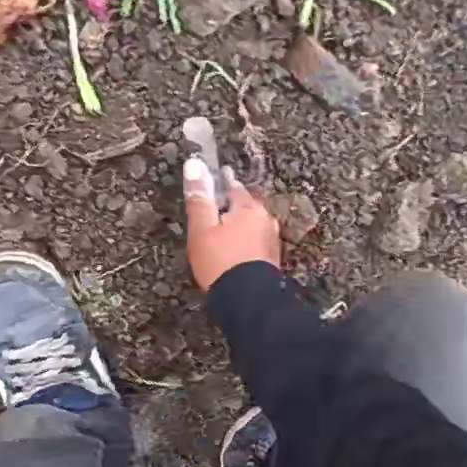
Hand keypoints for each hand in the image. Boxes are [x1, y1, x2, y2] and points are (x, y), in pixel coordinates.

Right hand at [183, 158, 280, 289]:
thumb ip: (199, 199)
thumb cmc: (221, 263)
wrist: (249, 302)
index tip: (215, 181)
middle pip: (246, 207)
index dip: (221, 185)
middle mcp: (266, 220)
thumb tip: (194, 164)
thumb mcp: (202, 230)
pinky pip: (255, 243)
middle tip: (215, 212)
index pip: (234, 187)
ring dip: (239, 227)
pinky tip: (234, 254)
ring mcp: (272, 241)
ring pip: (252, 226)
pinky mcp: (272, 260)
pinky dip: (244, 244)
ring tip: (222, 235)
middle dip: (232, 208)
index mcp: (249, 208)